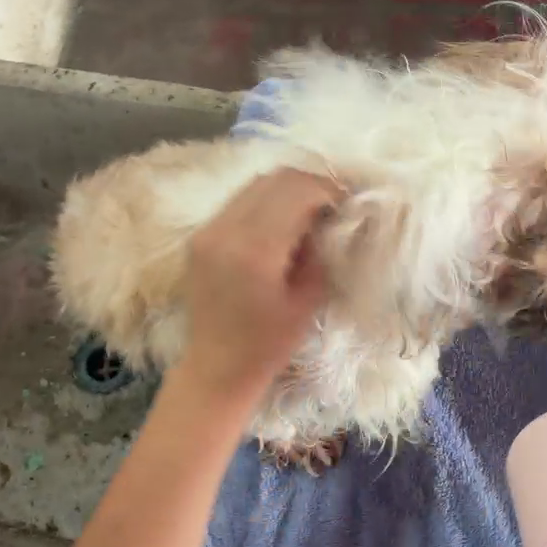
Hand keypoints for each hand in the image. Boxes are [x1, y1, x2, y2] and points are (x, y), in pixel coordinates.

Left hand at [174, 168, 341, 403]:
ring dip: (285, 189)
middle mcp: (225, 230)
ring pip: (253, 185)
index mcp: (255, 249)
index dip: (327, 188)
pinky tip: (281, 220)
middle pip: (274, 179)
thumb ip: (318, 250)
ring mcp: (207, 231)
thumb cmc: (268, 344)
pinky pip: (237, 202)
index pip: (296, 191)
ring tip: (309, 208)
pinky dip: (264, 202)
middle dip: (309, 183)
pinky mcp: (199, 237)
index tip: (347, 200)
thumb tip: (328, 216)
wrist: (216, 367)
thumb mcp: (307, 298)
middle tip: (333, 200)